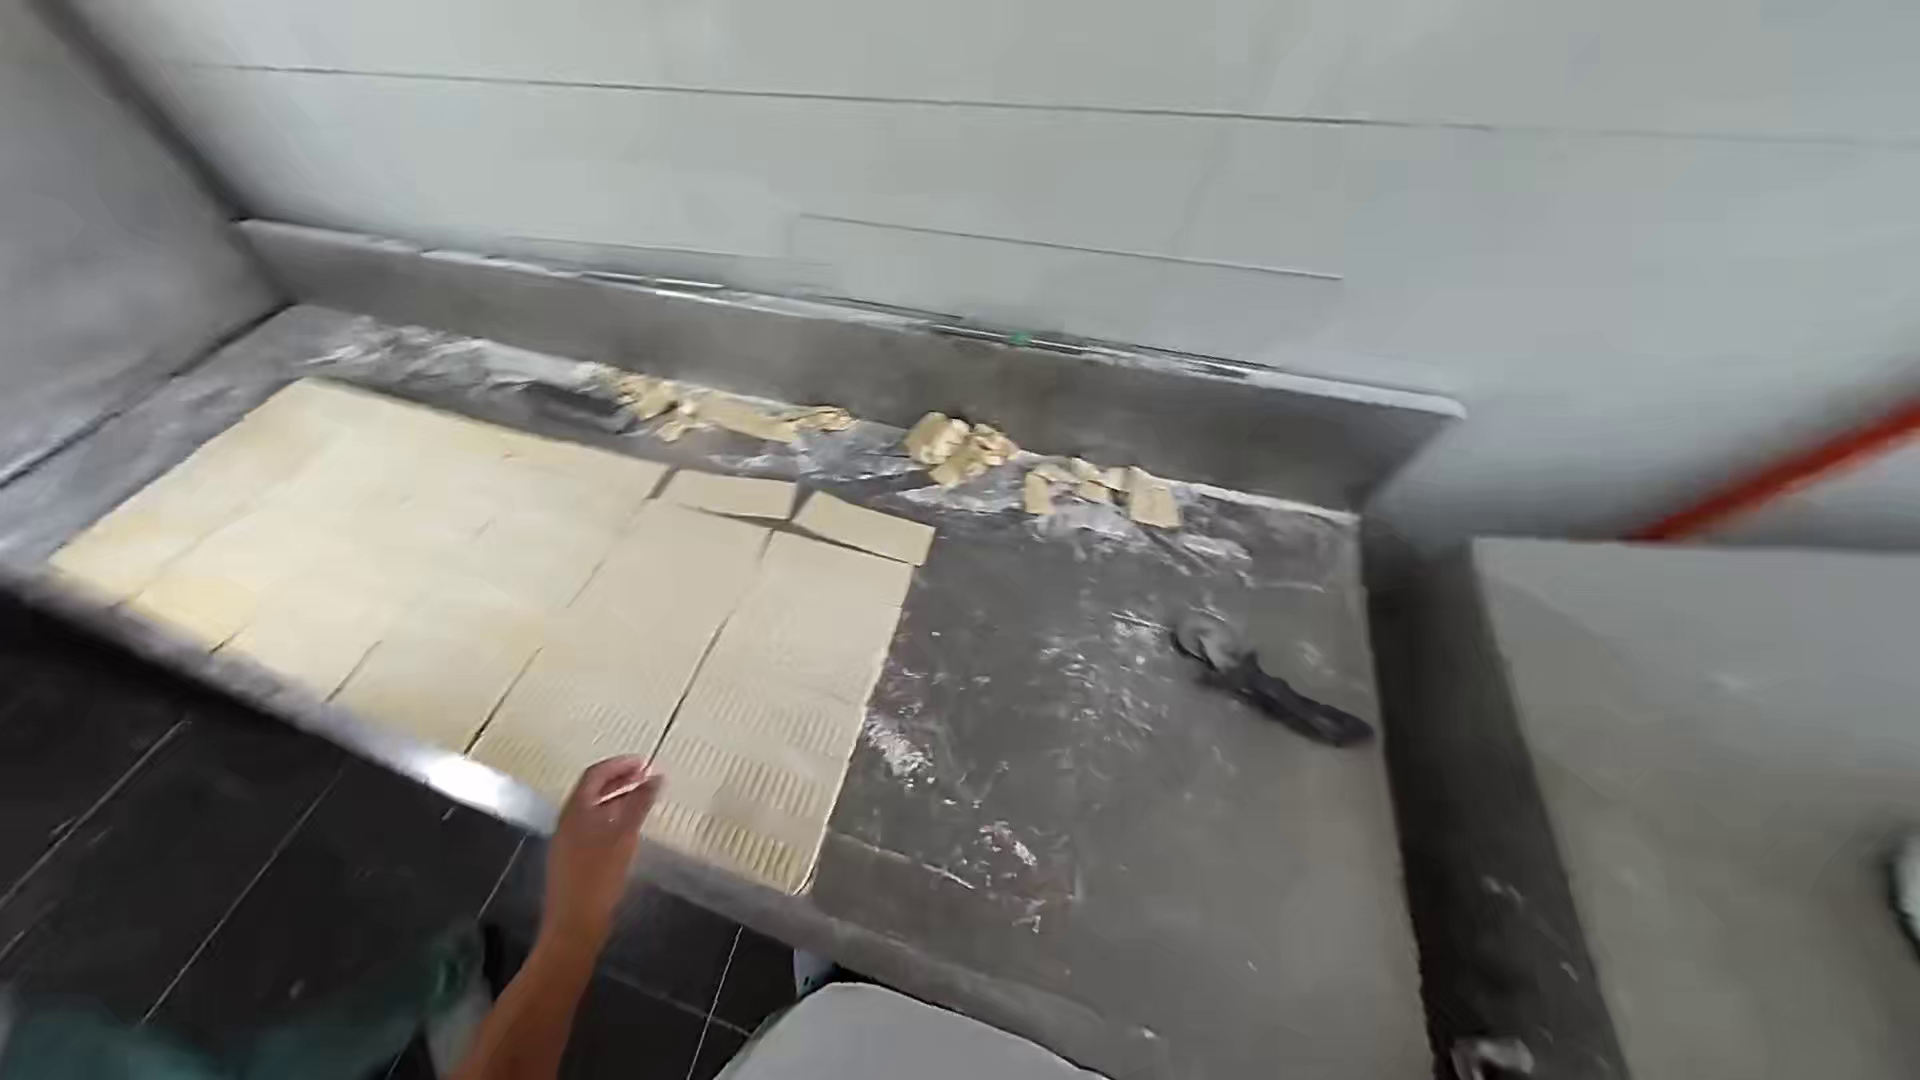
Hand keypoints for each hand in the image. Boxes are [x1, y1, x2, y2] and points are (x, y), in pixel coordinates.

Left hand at [541, 756, 661, 952]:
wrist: (574, 925)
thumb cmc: (599, 875)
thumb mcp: (625, 834)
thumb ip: (640, 803)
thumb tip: (655, 777)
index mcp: (576, 811)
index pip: (595, 774)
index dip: (620, 764)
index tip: (644, 762)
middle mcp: (568, 821)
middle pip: (593, 789)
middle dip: (620, 778)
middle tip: (645, 775)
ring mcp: (568, 841)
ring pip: (594, 807)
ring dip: (618, 796)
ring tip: (643, 795)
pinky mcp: (573, 858)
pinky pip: (593, 823)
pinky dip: (613, 814)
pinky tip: (630, 825)